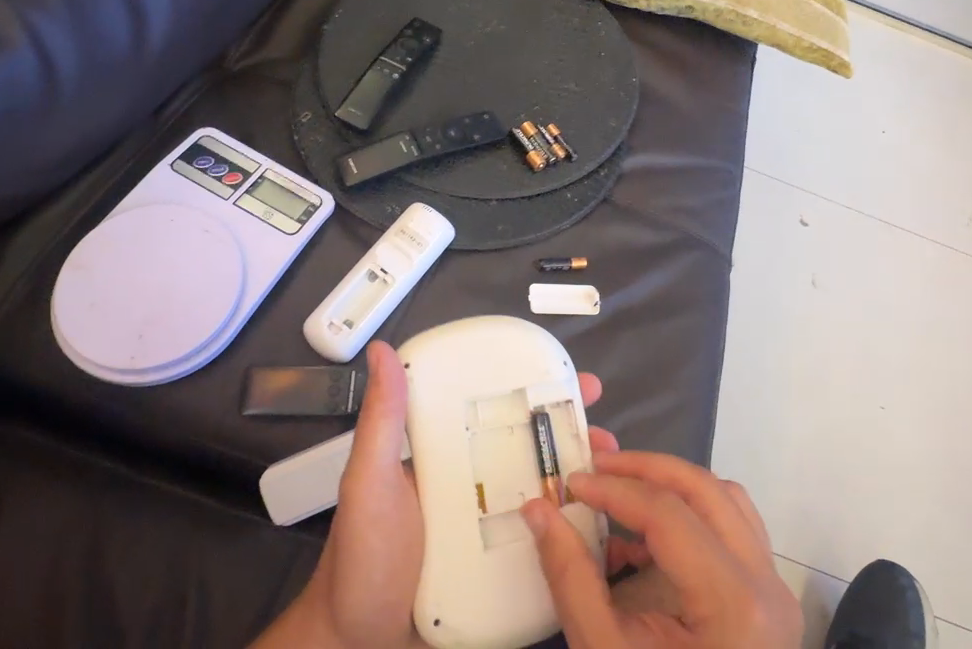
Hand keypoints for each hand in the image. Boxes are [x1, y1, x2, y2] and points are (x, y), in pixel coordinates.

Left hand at [254, 341, 614, 648]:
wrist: (360, 644)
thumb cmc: (362, 559)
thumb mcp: (368, 482)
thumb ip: (381, 420)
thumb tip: (382, 350)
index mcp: (443, 454)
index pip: (494, 409)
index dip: (534, 390)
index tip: (575, 379)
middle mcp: (470, 483)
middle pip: (528, 449)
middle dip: (570, 434)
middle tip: (605, 433)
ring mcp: (487, 527)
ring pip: (542, 492)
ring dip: (578, 478)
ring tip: (611, 472)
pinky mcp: (499, 569)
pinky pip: (540, 540)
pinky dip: (570, 528)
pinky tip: (599, 524)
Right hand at [522, 452, 801, 648]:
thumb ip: (571, 577)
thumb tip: (537, 510)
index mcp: (733, 603)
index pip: (669, 514)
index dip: (615, 490)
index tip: (571, 483)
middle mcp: (766, 586)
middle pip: (706, 491)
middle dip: (646, 469)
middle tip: (596, 466)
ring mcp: (774, 591)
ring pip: (726, 502)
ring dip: (671, 487)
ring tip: (618, 490)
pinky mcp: (768, 600)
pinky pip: (732, 531)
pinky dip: (689, 517)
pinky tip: (642, 538)